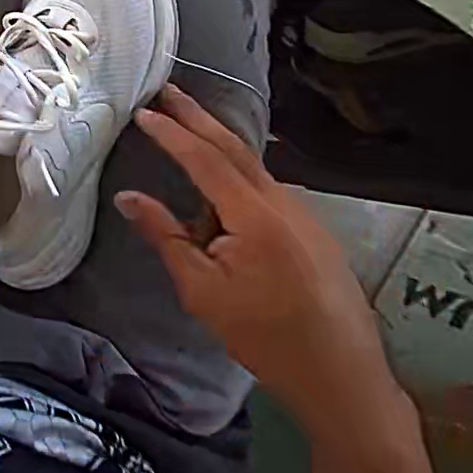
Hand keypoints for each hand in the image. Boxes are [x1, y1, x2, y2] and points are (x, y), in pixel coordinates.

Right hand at [116, 86, 401, 433]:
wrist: (345, 383)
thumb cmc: (264, 337)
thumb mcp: (201, 290)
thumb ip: (164, 236)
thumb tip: (126, 196)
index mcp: (257, 219)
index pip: (206, 160)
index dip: (172, 133)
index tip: (143, 111)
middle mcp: (286, 206)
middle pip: (236, 148)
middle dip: (198, 116)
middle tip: (167, 88)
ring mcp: (306, 218)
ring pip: (253, 168)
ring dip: (216, 146)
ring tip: (182, 131)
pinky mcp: (313, 232)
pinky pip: (265, 189)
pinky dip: (235, 173)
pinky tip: (218, 189)